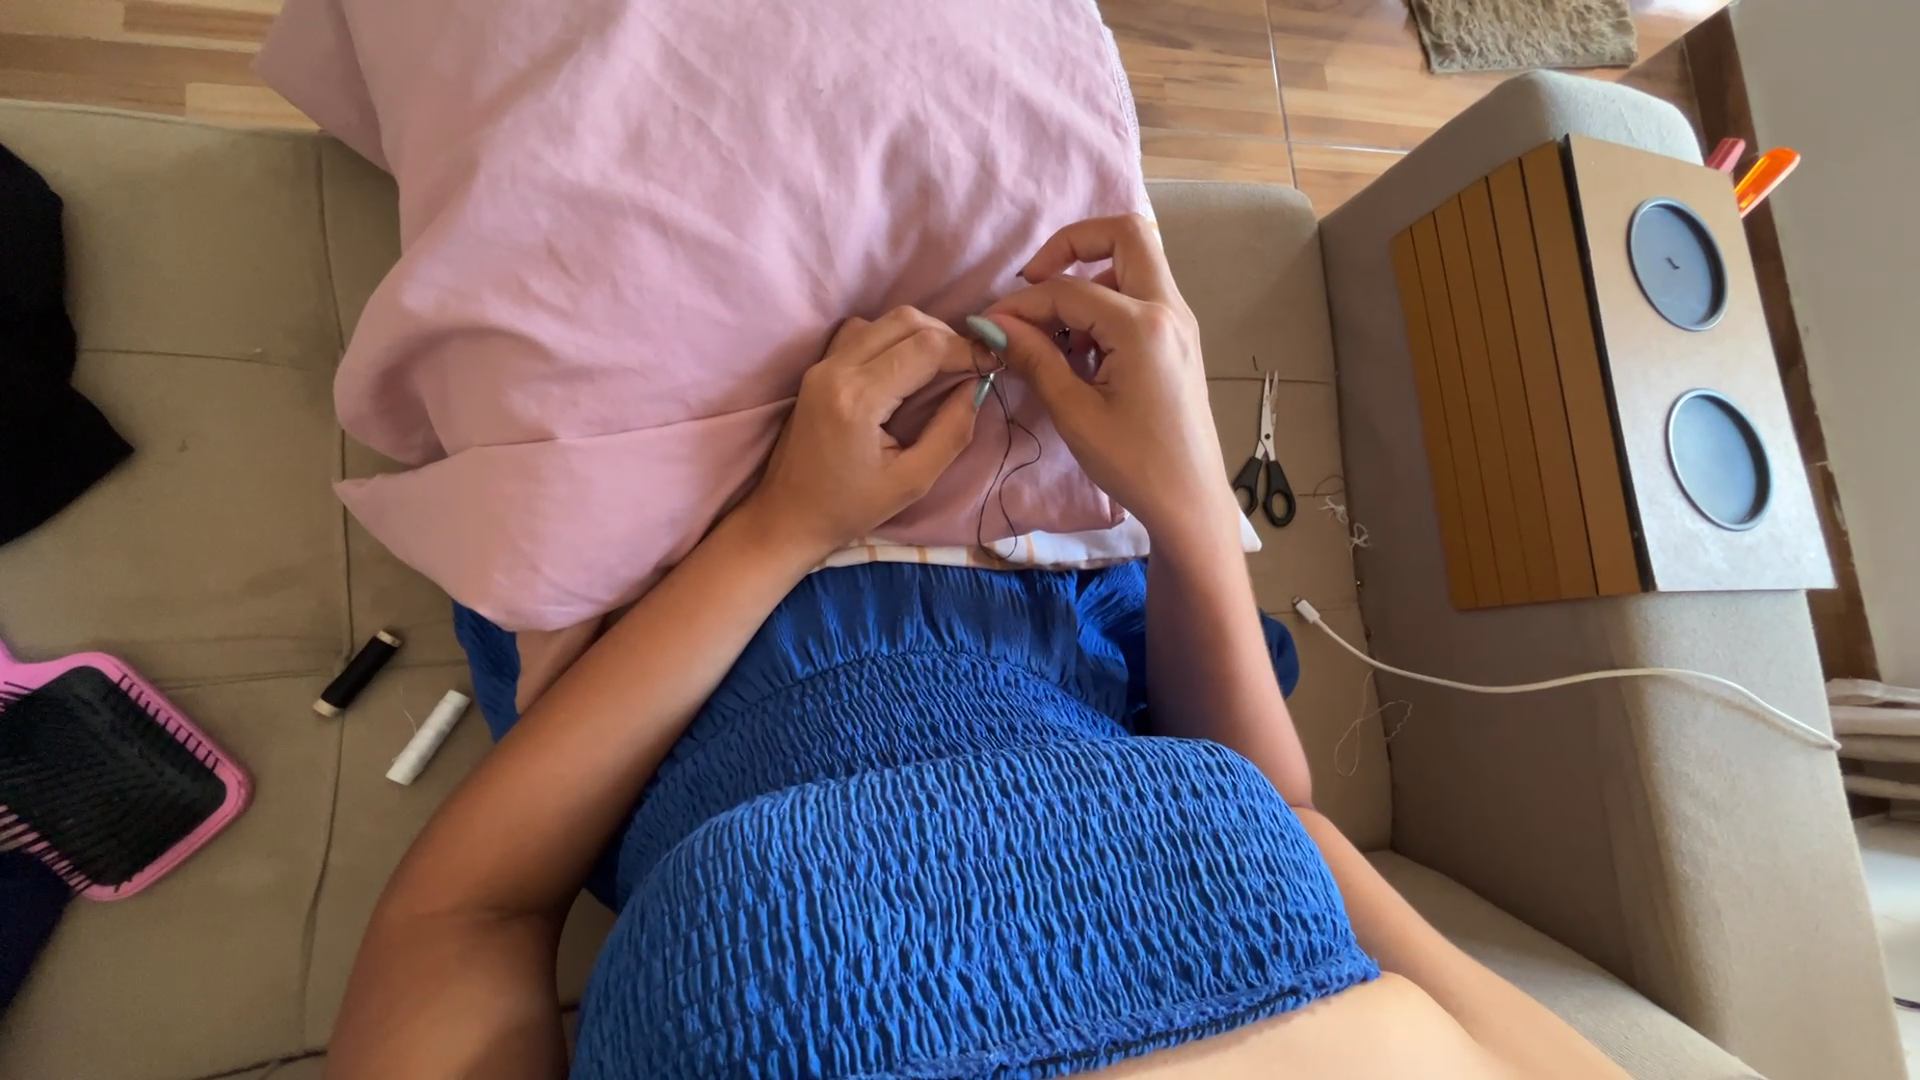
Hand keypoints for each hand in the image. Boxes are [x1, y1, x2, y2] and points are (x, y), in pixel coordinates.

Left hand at [742, 307, 983, 557]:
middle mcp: (836, 370)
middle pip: (906, 321)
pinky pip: (862, 333)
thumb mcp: (913, 481)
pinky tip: (906, 366)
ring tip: (944, 365)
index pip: (926, 347)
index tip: (992, 364)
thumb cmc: (850, 508)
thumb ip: (952, 431)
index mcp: (859, 400)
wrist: (788, 516)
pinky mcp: (817, 370)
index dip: (967, 349)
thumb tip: (978, 386)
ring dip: (920, 334)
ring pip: (883, 321)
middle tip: (971, 363)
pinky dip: (893, 338)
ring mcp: (822, 366)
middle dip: (947, 336)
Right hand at [981, 215, 1235, 549]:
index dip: (1023, 304)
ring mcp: (1180, 322)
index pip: (1069, 290)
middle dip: (1072, 245)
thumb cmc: (1134, 463)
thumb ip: (1036, 359)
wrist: (1190, 501)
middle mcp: (1169, 308)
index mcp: (1142, 326)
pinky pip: (1141, 296)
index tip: (990, 324)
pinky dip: (1107, 303)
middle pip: (1125, 233)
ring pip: (1136, 262)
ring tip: (1057, 332)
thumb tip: (994, 325)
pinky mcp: (1179, 339)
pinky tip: (1083, 350)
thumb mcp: (1076, 414)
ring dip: (1091, 277)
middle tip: (1034, 282)